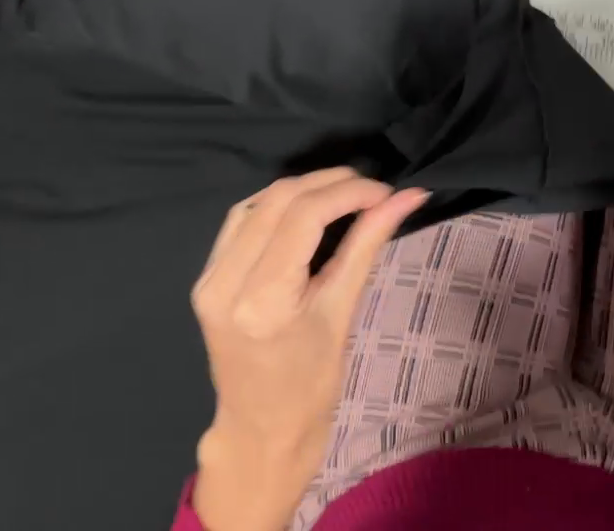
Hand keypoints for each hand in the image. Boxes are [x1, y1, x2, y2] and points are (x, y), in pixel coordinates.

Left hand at [191, 168, 429, 530]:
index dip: (349, 191)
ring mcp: (208, 279)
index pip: (305, 216)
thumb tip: (408, 196)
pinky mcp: (205, 277)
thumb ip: (368, 244)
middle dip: (330, 183)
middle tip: (371, 190)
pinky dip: (276, 204)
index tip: (386, 192)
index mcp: (262, 301)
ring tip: (344, 193)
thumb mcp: (343, 311)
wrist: (260, 430)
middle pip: (279, 200)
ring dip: (303, 189)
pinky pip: (240, 220)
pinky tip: (304, 208)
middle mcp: (226, 283)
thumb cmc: (311, 384)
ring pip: (257, 202)